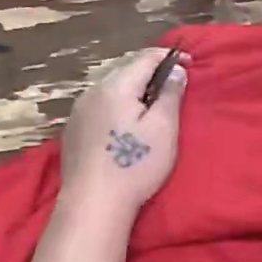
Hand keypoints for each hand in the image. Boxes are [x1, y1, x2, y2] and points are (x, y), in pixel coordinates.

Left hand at [58, 47, 190, 216]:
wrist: (93, 204)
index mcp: (116, 86)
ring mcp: (78, 112)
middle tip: (173, 85)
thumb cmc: (135, 165)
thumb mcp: (163, 128)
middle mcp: (92, 91)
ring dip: (133, 91)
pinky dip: (117, 107)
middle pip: (125, 71)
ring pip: (110, 89)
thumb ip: (170, 95)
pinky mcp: (72, 132)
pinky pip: (99, 107)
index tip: (189, 62)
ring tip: (151, 105)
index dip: (168, 57)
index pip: (145, 58)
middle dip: (150, 73)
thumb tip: (175, 71)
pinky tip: (125, 125)